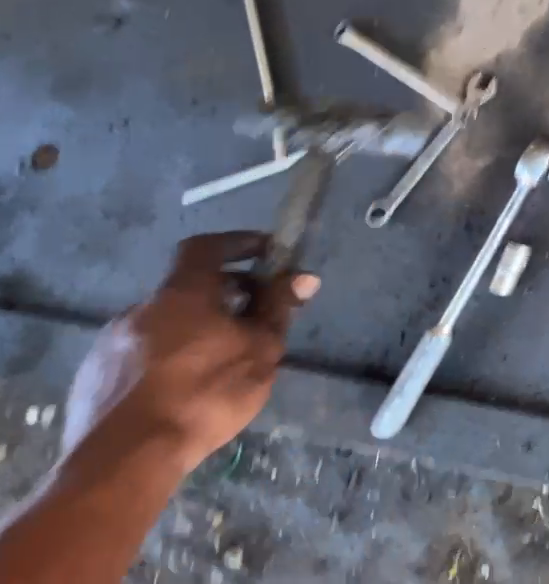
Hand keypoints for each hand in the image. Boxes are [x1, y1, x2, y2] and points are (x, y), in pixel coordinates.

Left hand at [61, 232, 319, 472]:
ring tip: (226, 357)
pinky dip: (171, 354)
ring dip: (197, 327)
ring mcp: (107, 347)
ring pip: (164, 323)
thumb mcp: (261, 347)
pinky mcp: (92, 380)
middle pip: (187, 288)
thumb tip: (301, 277)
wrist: (124, 460)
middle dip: (226, 295)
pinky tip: (189, 385)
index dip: (238, 243)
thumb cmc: (205, 393)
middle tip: (257, 317)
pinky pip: (141, 353)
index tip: (267, 252)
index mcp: (179, 296)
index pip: (204, 248)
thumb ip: (278, 308)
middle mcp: (137, 312)